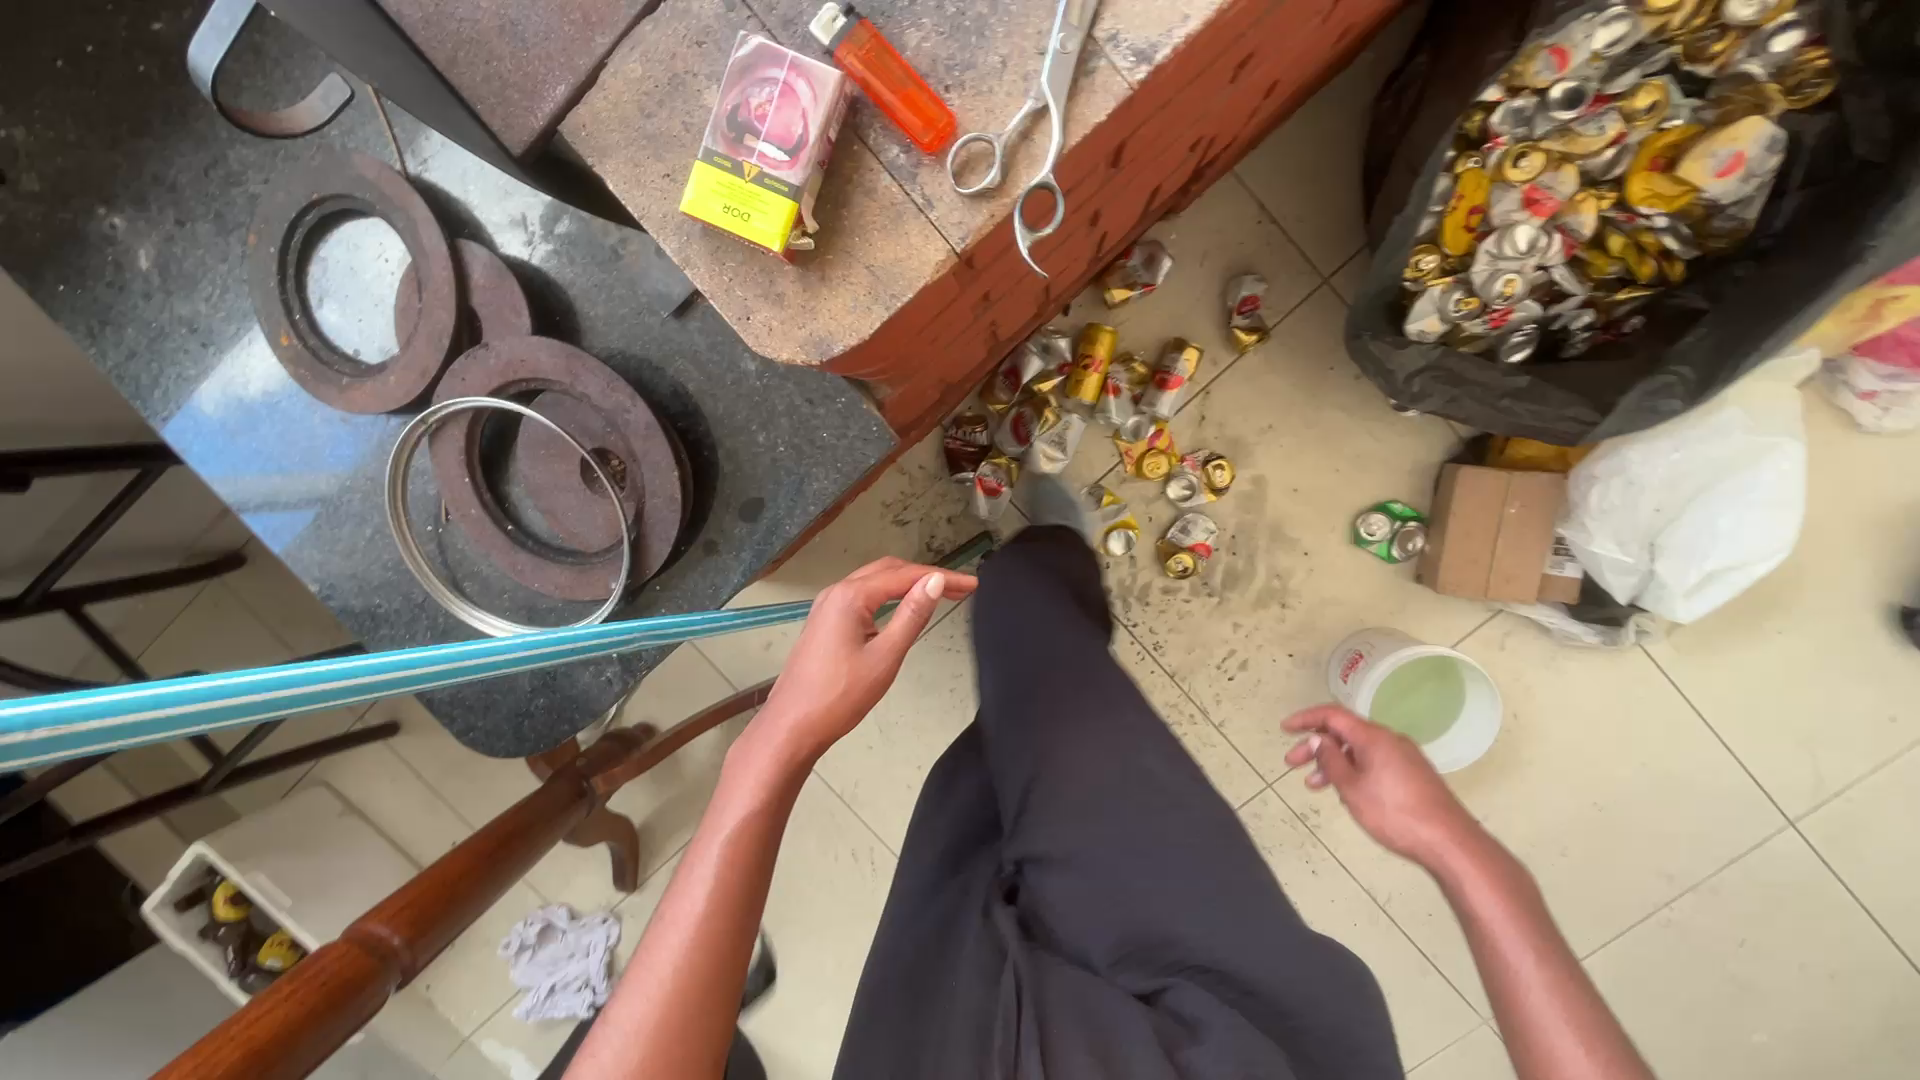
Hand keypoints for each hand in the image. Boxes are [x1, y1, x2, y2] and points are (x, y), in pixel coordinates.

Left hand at [745, 557, 977, 765]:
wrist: (792, 726)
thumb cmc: (840, 696)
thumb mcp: (885, 656)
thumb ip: (912, 615)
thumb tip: (935, 581)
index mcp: (850, 596)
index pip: (905, 576)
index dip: (941, 578)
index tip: (972, 586)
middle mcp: (836, 593)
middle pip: (888, 571)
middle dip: (925, 576)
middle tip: (960, 589)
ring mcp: (826, 607)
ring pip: (874, 583)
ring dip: (906, 584)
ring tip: (939, 595)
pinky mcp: (824, 623)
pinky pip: (862, 598)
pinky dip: (888, 597)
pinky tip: (903, 609)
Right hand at [1282, 704, 1483, 871]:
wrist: (1449, 841)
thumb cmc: (1394, 813)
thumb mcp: (1352, 788)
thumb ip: (1330, 760)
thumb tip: (1317, 739)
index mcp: (1373, 737)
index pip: (1332, 715)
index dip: (1306, 718)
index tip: (1285, 728)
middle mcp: (1389, 740)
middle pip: (1344, 733)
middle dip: (1315, 746)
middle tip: (1292, 764)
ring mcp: (1403, 756)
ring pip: (1358, 750)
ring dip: (1333, 762)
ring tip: (1314, 785)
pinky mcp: (1412, 773)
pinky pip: (1373, 761)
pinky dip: (1352, 770)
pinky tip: (1346, 792)